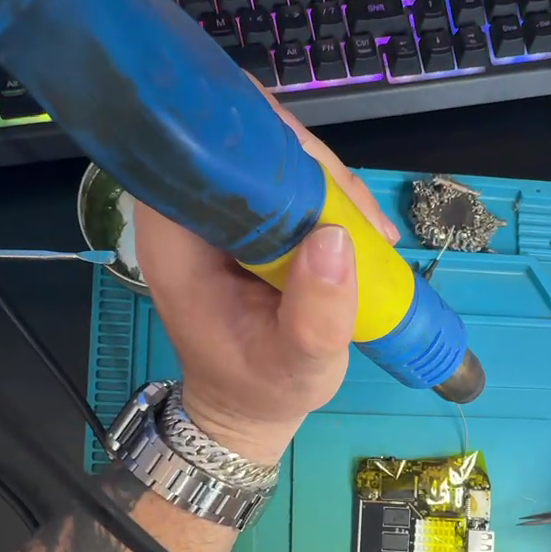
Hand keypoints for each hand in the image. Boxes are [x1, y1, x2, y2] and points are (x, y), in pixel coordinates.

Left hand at [133, 96, 399, 464]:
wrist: (250, 409)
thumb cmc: (261, 390)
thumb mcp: (294, 364)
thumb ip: (313, 315)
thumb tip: (335, 238)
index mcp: (176, 236)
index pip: (203, 148)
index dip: (262, 145)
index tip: (320, 182)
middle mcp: (190, 210)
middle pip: (247, 142)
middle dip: (314, 169)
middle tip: (364, 222)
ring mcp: (221, 212)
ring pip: (277, 158)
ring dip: (332, 187)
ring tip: (374, 236)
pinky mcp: (250, 220)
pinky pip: (291, 184)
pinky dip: (332, 200)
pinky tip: (364, 234)